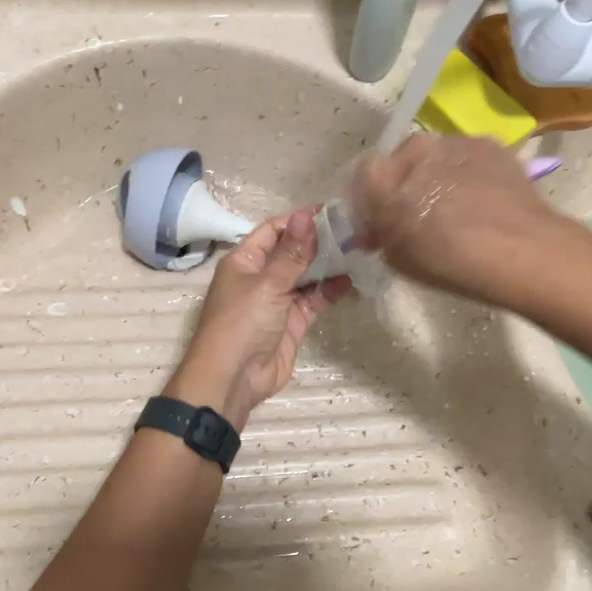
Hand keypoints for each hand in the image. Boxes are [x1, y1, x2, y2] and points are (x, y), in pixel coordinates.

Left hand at [166, 209, 351, 429]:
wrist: (233, 379)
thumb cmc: (242, 323)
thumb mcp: (267, 284)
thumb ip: (292, 253)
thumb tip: (307, 216)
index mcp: (244, 261)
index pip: (273, 231)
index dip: (299, 221)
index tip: (332, 211)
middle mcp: (260, 277)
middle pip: (292, 252)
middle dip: (319, 242)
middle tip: (354, 230)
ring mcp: (277, 301)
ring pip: (306, 276)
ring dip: (329, 265)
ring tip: (359, 251)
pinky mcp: (292, 323)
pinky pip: (313, 301)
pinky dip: (330, 291)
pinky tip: (351, 280)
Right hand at [353, 134, 567, 303]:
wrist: (518, 249)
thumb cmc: (448, 260)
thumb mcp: (398, 258)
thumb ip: (380, 234)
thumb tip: (379, 226)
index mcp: (382, 176)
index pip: (362, 177)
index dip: (368, 201)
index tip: (378, 224)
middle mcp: (414, 148)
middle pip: (400, 163)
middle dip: (403, 185)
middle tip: (416, 216)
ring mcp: (455, 141)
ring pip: (436, 157)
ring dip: (437, 177)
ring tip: (455, 208)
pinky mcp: (490, 144)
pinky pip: (467, 158)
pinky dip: (468, 174)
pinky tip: (482, 201)